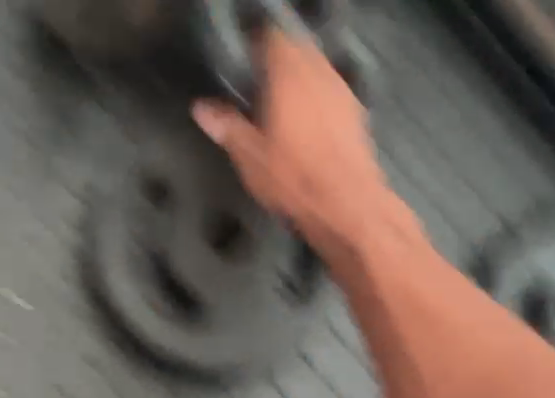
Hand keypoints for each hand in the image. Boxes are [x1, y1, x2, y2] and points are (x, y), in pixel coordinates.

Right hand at [193, 31, 390, 250]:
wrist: (345, 201)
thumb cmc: (292, 178)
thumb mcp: (248, 157)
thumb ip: (226, 126)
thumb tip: (200, 107)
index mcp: (287, 76)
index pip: (271, 39)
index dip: (254, 43)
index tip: (240, 55)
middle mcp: (317, 72)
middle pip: (296, 47)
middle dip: (277, 57)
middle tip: (256, 76)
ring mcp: (340, 88)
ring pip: (315, 65)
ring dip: (297, 73)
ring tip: (278, 95)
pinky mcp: (354, 108)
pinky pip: (329, 86)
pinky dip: (314, 92)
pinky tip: (304, 116)